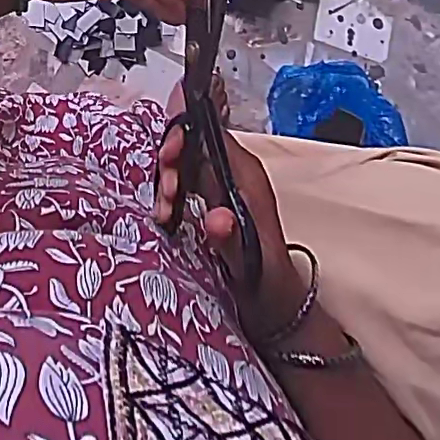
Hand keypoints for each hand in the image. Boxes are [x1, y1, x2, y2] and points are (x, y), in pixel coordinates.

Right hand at [152, 83, 309, 338]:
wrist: (275, 306)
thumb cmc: (269, 283)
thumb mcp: (250, 265)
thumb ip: (232, 240)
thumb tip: (216, 218)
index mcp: (246, 174)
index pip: (212, 133)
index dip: (185, 135)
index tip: (167, 156)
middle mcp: (232, 172)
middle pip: (192, 144)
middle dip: (171, 163)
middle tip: (166, 193)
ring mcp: (220, 184)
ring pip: (183, 163)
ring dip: (167, 182)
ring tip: (165, 212)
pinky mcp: (209, 198)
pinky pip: (183, 181)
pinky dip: (169, 195)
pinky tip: (165, 216)